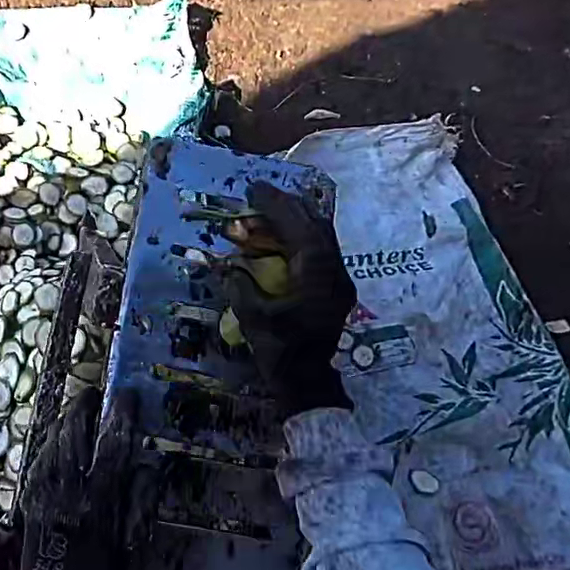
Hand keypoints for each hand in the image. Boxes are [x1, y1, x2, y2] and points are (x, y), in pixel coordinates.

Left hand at [0, 388, 138, 569]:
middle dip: (83, 408)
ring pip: (50, 445)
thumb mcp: (132, 565)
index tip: (129, 395)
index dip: (120, 419)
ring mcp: (41, 498)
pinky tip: (53, 437)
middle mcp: (66, 495)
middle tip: (95, 390)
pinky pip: (36, 462)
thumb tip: (151, 467)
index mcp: (96, 508)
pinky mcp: (27, 505)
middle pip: (72, 438)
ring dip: (63, 420)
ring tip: (76, 404)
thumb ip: (141, 512)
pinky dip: (47, 442)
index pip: (111, 451)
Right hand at [223, 181, 357, 415]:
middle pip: (316, 225)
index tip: (255, 189)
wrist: (308, 381)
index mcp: (316, 275)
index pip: (298, 228)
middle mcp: (334, 272)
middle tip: (262, 193)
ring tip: (274, 207)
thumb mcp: (252, 317)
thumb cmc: (280, 350)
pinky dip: (304, 236)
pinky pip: (322, 250)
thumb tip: (230, 266)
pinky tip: (287, 235)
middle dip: (289, 205)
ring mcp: (339, 281)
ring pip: (323, 236)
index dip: (276, 205)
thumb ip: (241, 286)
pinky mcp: (336, 289)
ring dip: (298, 218)